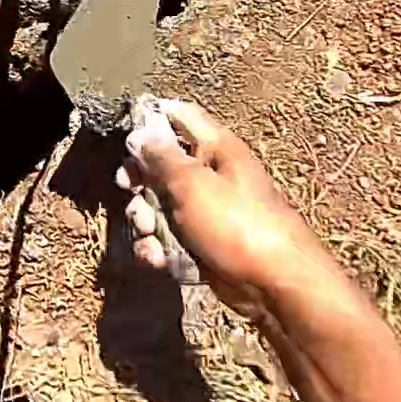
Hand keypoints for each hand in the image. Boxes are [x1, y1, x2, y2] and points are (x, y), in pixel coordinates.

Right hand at [118, 99, 334, 317]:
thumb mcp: (193, 184)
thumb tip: (139, 134)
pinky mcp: (199, 243)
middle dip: (139, 179)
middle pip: (159, 164)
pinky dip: (156, 248)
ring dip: (144, 218)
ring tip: (148, 232)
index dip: (149, 119)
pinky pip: (166, 238)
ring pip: (157, 205)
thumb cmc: (237, 224)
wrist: (274, 286)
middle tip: (129, 188)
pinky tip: (156, 258)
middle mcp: (209, 175)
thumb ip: (161, 157)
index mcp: (215, 148)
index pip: (179, 115)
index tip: (126, 136)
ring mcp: (203, 211)